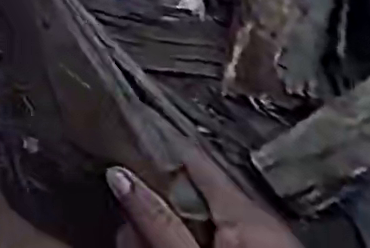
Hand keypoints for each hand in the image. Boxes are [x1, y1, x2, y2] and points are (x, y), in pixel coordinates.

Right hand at [110, 147, 300, 247]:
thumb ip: (156, 220)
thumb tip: (117, 173)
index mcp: (250, 218)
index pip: (190, 156)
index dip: (149, 142)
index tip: (111, 133)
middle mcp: (258, 226)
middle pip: (185, 191)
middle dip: (146, 199)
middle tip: (120, 218)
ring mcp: (257, 246)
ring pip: (191, 218)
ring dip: (156, 226)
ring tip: (134, 242)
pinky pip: (206, 239)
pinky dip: (177, 241)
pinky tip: (153, 245)